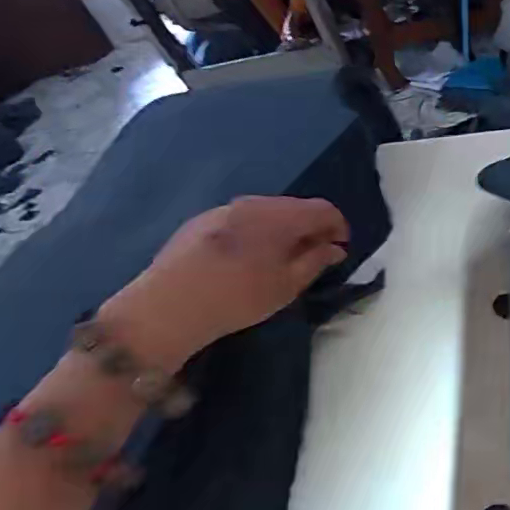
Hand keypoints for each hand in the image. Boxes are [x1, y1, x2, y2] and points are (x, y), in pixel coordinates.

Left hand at [100, 196, 348, 370]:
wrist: (169, 305)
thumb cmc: (237, 298)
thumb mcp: (286, 286)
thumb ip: (315, 261)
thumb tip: (334, 247)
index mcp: (279, 216)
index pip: (322, 208)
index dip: (338, 226)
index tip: (341, 247)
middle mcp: (253, 203)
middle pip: (294, 206)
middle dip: (310, 226)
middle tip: (315, 254)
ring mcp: (223, 209)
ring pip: (265, 211)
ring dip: (282, 228)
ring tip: (282, 257)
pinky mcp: (200, 221)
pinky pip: (240, 218)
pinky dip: (256, 231)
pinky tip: (247, 257)